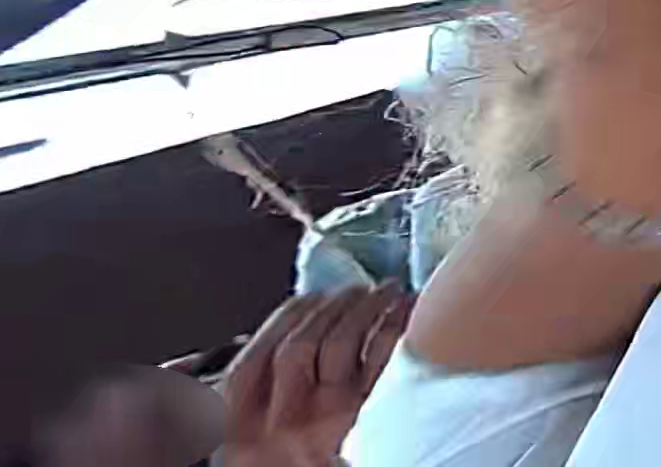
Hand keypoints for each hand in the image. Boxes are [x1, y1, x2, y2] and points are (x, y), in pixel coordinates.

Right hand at [222, 285, 411, 466]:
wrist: (362, 465)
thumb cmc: (303, 453)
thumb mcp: (251, 441)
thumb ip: (229, 403)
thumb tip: (177, 366)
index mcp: (239, 435)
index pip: (248, 366)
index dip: (281, 321)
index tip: (309, 298)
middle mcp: (280, 425)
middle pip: (298, 346)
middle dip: (329, 306)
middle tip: (353, 289)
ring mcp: (329, 414)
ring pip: (342, 338)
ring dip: (367, 303)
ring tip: (384, 288)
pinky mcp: (377, 404)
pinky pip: (384, 347)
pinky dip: (396, 317)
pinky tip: (405, 303)